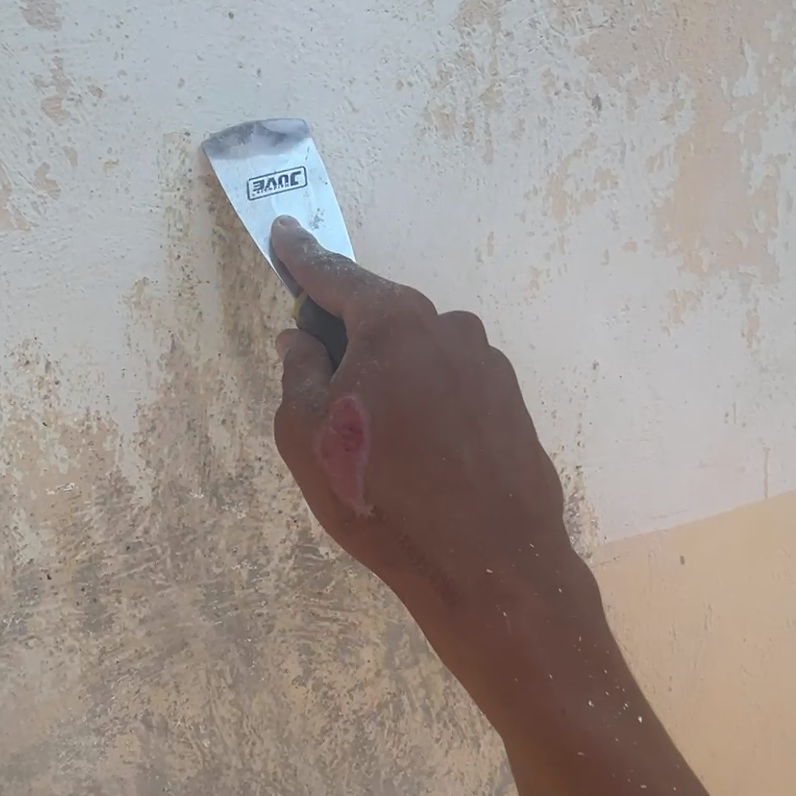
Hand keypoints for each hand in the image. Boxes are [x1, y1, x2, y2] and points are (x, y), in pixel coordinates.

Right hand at [268, 217, 590, 689]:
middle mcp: (447, 326)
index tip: (285, 231)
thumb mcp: (307, 434)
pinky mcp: (510, 401)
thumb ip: (298, 371)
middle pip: (381, 316)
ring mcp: (486, 362)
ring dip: (389, 374)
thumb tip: (301, 338)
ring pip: (418, 353)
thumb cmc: (378, 493)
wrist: (487, 564)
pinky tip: (419, 452)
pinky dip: (424, 400)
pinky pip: (450, 384)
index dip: (301, 255)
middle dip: (347, 336)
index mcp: (393, 321)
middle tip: (323, 381)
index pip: (334, 275)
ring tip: (376, 438)